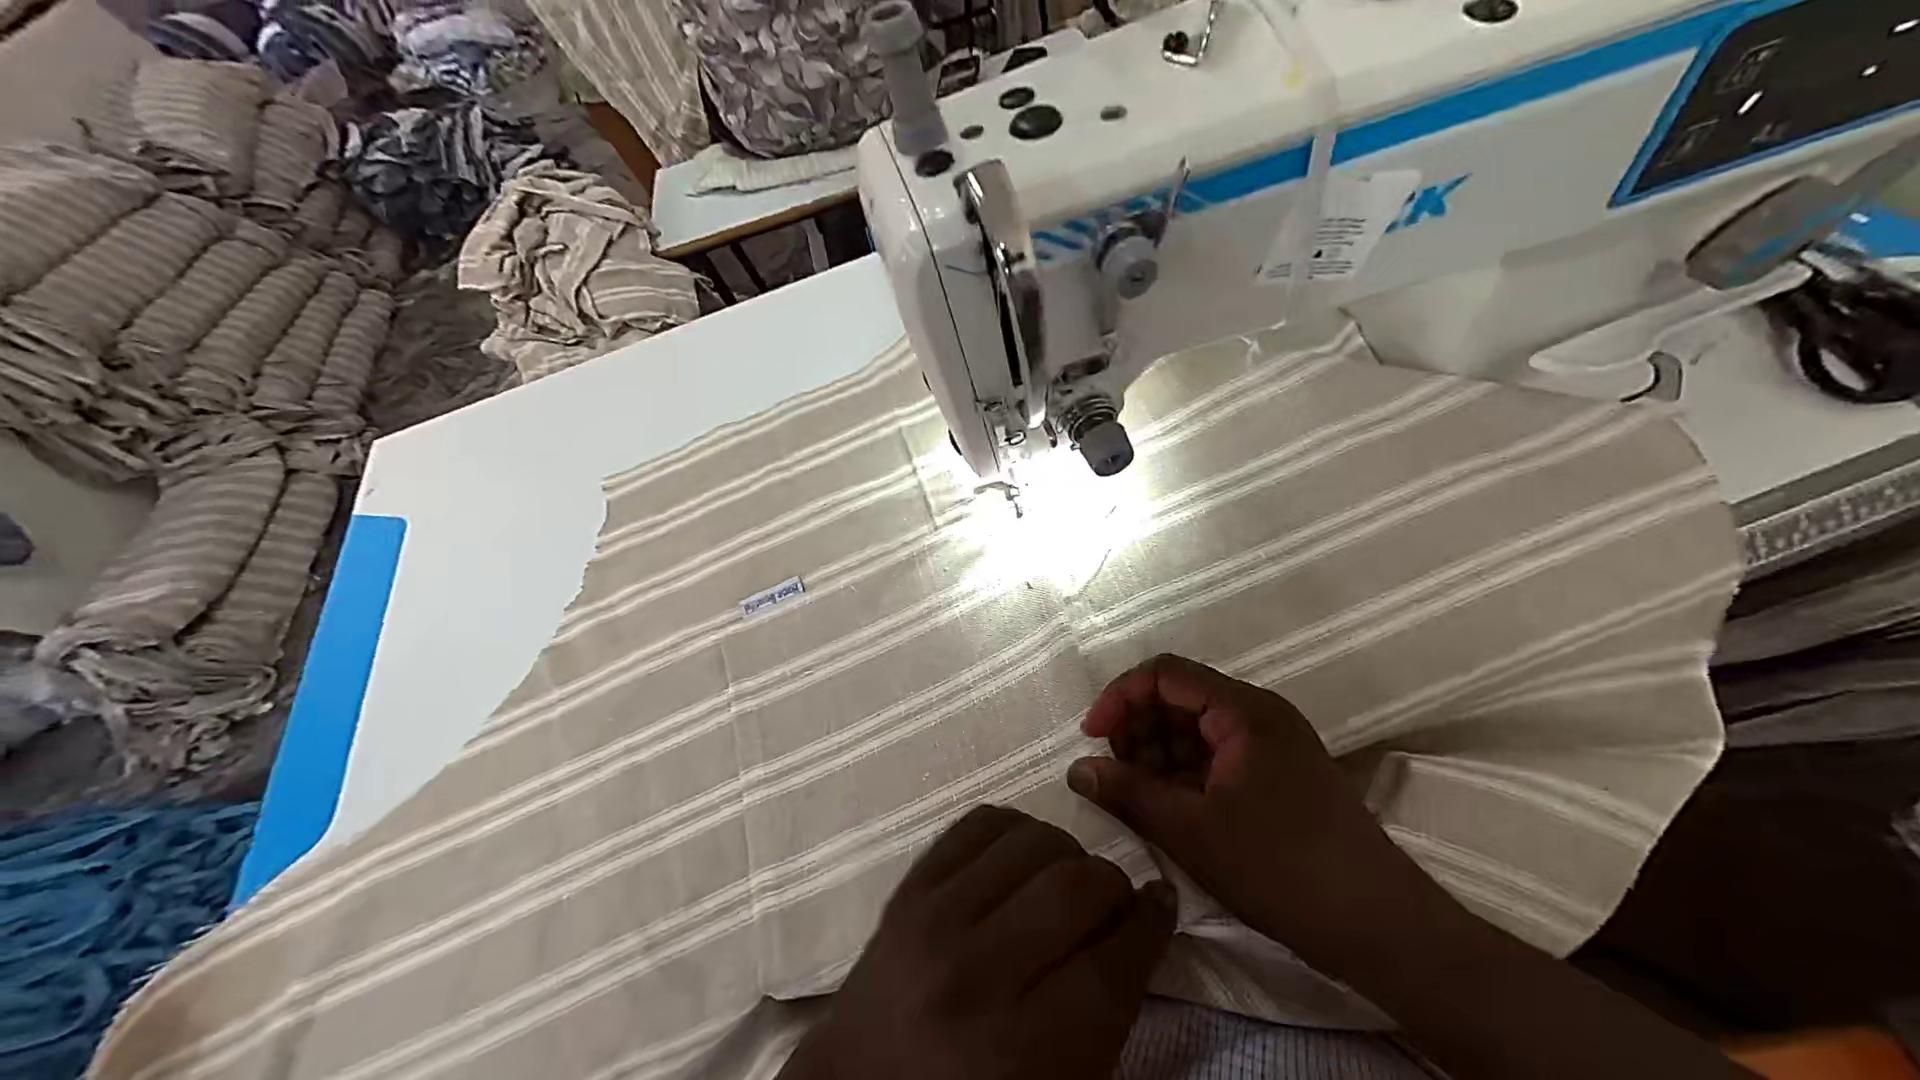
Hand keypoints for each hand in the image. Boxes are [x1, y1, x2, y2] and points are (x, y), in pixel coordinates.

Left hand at [780, 805, 1175, 1079]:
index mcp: (1020, 1052)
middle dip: (1113, 886)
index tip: (1162, 904)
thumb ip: (1106, 1017)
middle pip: (1074, 889)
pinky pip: (977, 823)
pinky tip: (1023, 854)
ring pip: (1030, 842)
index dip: (1151, 927)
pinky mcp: (908, 888)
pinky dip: (1015, 828)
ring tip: (1067, 878)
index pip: (1111, 966)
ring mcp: (933, 920)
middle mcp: (975, 974)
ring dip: (1067, 852)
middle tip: (1114, 900)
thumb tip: (1142, 920)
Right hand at [1066, 654, 1451, 971]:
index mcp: (1244, 711)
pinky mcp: (1276, 773)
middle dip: (1137, 727)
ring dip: (1156, 752)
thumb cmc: (1282, 868)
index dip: (1120, 697)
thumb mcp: (1192, 831)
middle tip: (1114, 773)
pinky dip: (1183, 772)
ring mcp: (1270, 744)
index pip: (1165, 673)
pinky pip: (1215, 754)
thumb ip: (1129, 793)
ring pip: (1195, 728)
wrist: (1382, 928)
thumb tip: (1077, 768)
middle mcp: (1258, 714)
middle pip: (1179, 696)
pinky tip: (1167, 805)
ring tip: (1136, 795)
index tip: (1093, 738)